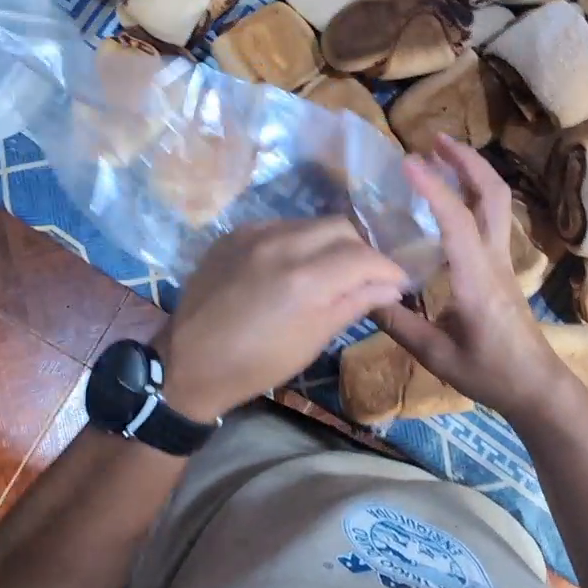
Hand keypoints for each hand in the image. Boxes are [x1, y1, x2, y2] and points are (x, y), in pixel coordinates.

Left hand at [155, 219, 410, 421]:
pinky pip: (280, 226)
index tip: (398, 283)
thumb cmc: (256, 364)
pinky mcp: (233, 234)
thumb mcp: (312, 341)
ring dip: (329, 242)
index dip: (388, 269)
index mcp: (304, 279)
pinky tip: (294, 265)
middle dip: (362, 250)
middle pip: (341, 227)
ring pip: (310, 223)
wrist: (188, 362)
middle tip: (366, 277)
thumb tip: (392, 286)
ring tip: (331, 270)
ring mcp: (253, 234)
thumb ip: (354, 304)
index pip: (364, 257)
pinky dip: (297, 241)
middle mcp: (281, 244)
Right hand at [373, 135, 571, 417]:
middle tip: (434, 140)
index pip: (457, 222)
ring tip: (440, 155)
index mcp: (476, 279)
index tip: (408, 161)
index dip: (433, 188)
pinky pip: (490, 217)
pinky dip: (472, 193)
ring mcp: (502, 261)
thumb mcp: (436, 356)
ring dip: (471, 172)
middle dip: (466, 161)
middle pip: (492, 195)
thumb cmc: (490, 374)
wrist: (538, 388)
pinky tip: (448, 197)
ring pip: (497, 202)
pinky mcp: (502, 267)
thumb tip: (363, 291)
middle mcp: (493, 260)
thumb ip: (398, 324)